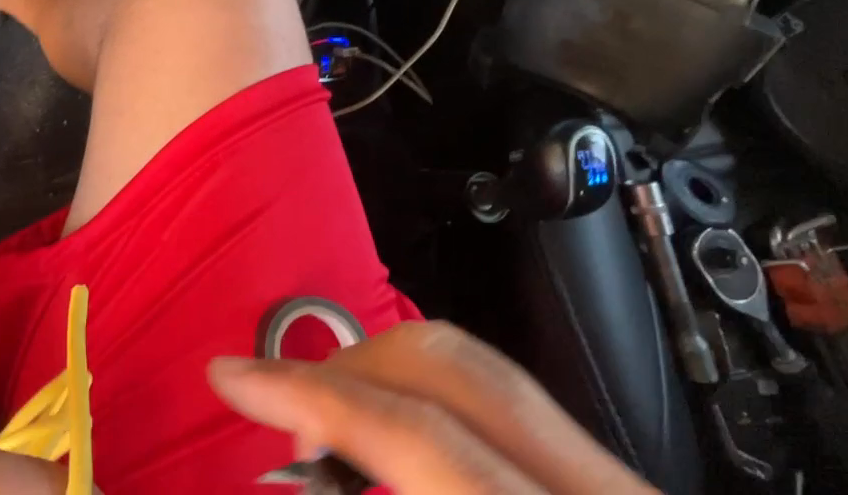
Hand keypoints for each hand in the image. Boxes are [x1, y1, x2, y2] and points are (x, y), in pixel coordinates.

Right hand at [208, 321, 659, 493]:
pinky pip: (499, 400)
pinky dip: (423, 402)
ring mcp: (619, 486)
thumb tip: (300, 470)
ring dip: (378, 379)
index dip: (304, 393)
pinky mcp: (615, 483)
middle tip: (284, 420)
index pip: (413, 434)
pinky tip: (395, 449)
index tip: (228, 375)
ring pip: (473, 366)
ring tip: (332, 434)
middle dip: (341, 370)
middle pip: (445, 364)